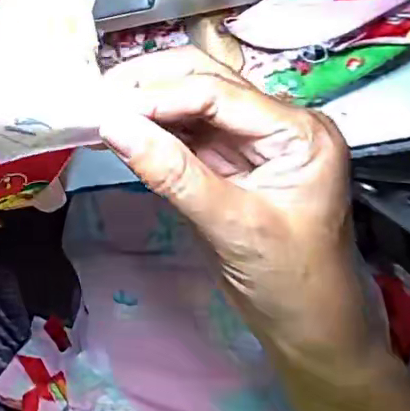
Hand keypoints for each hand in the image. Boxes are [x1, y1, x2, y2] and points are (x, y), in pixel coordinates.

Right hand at [98, 47, 387, 381]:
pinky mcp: (225, 156)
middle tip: (97, 100)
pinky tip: (119, 131)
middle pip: (202, 78)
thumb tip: (113, 126)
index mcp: (298, 131)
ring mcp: (249, 137)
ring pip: (186, 97)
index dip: (157, 97)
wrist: (312, 331)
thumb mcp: (232, 227)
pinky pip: (180, 128)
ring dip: (142, 103)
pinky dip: (147, 127)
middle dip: (147, 85)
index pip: (215, 93)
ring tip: (99, 112)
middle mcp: (275, 121)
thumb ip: (172, 172)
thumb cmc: (292, 284)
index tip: (106, 109)